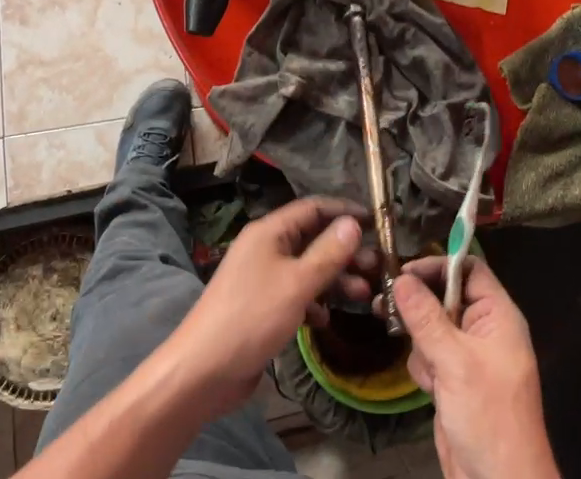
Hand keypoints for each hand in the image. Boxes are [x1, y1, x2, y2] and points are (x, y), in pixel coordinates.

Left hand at [163, 197, 370, 416]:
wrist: (202, 372)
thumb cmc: (251, 318)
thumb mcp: (297, 283)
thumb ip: (328, 253)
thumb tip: (353, 223)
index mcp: (269, 232)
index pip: (313, 208)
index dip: (345, 212)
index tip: (377, 224)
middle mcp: (266, 249)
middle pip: (313, 239)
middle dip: (345, 252)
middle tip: (376, 267)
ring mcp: (263, 278)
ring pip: (308, 268)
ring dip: (335, 279)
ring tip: (364, 295)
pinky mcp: (263, 307)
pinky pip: (297, 294)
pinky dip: (315, 302)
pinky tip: (326, 319)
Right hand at [385, 256, 557, 478]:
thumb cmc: (488, 416)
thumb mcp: (455, 361)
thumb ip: (425, 318)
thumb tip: (401, 279)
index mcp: (498, 316)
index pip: (469, 270)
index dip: (438, 265)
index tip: (404, 272)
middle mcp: (485, 330)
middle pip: (445, 297)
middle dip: (420, 306)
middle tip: (386, 304)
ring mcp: (469, 357)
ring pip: (432, 327)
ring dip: (422, 344)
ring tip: (428, 368)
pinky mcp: (455, 380)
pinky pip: (430, 356)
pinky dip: (425, 367)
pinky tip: (431, 388)